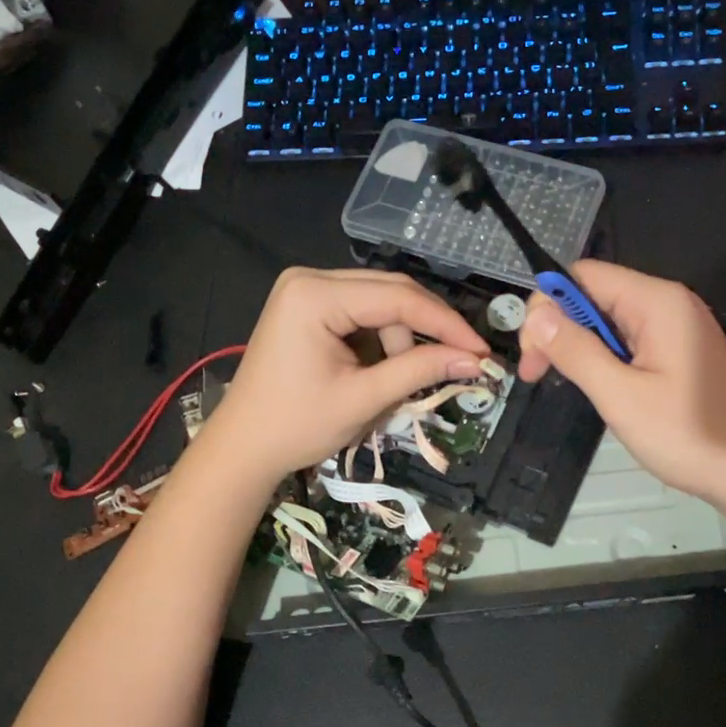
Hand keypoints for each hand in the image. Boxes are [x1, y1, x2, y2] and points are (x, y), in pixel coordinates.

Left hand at [204, 267, 490, 481]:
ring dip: (400, 340)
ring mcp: (306, 290)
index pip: (398, 298)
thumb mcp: (364, 399)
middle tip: (462, 362)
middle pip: (391, 293)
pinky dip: (381, 341)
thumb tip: (474, 361)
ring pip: (380, 304)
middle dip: (426, 330)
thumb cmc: (297, 426)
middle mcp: (310, 279)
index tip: (480, 352)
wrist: (244, 447)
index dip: (445, 324)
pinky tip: (380, 371)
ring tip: (395, 383)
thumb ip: (419, 372)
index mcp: (315, 295)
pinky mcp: (307, 307)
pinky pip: (361, 314)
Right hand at [518, 260, 725, 511]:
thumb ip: (577, 352)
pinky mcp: (682, 354)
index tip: (531, 356)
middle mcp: (669, 304)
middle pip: (596, 296)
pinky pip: (632, 342)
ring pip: (611, 322)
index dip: (548, 307)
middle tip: (535, 377)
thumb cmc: (689, 436)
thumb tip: (536, 317)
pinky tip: (600, 389)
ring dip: (581, 348)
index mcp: (657, 302)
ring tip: (567, 387)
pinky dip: (606, 360)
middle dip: (559, 329)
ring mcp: (679, 330)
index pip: (584, 275)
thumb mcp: (621, 396)